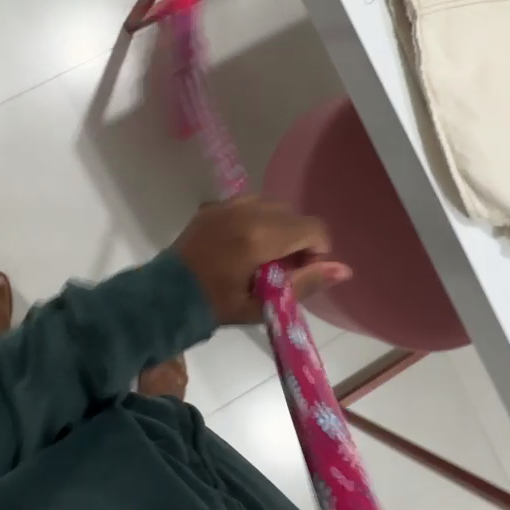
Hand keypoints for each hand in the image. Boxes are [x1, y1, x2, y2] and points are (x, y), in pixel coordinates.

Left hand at [172, 196, 351, 325]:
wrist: (165, 295)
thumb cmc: (214, 306)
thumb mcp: (261, 304)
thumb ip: (305, 284)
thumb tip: (345, 270)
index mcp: (260, 236)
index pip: (312, 228)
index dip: (316, 252)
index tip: (299, 274)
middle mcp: (246, 211)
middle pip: (294, 216)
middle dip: (297, 241)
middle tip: (278, 272)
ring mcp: (227, 204)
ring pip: (273, 207)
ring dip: (277, 229)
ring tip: (260, 259)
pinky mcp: (213, 205)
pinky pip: (249, 204)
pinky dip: (256, 221)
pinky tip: (241, 247)